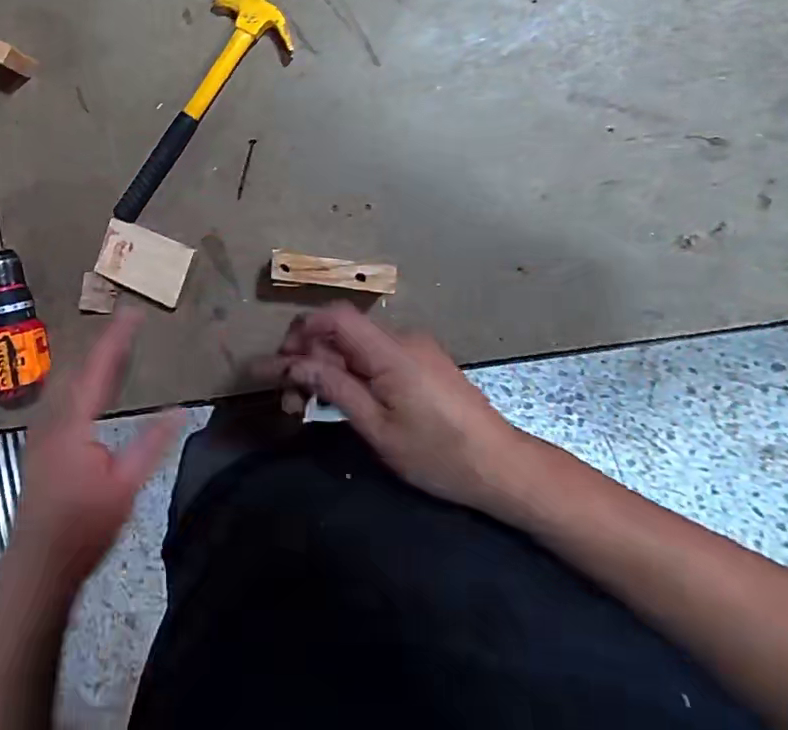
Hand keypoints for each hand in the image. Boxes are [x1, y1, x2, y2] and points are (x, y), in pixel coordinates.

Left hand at [10, 306, 183, 584]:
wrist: (38, 563)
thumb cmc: (83, 527)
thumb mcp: (125, 486)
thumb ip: (151, 444)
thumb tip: (179, 411)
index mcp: (72, 421)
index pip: (98, 368)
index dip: (117, 338)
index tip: (132, 312)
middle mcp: (51, 416)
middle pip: (77, 368)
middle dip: (102, 344)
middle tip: (126, 326)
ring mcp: (40, 430)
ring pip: (64, 381)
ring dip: (88, 361)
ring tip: (112, 348)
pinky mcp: (38, 443)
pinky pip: (59, 397)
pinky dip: (78, 381)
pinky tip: (87, 389)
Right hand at [273, 302, 542, 513]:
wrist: (505, 469)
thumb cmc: (439, 456)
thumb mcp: (379, 428)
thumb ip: (335, 388)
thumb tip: (292, 364)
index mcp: (392, 352)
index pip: (335, 317)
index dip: (301, 331)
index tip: (282, 363)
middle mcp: (403, 339)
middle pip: (341, 331)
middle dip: (308, 356)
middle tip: (288, 395)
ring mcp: (416, 349)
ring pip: (356, 344)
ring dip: (327, 366)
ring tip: (310, 402)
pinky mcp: (423, 362)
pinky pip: (375, 354)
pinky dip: (351, 370)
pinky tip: (343, 398)